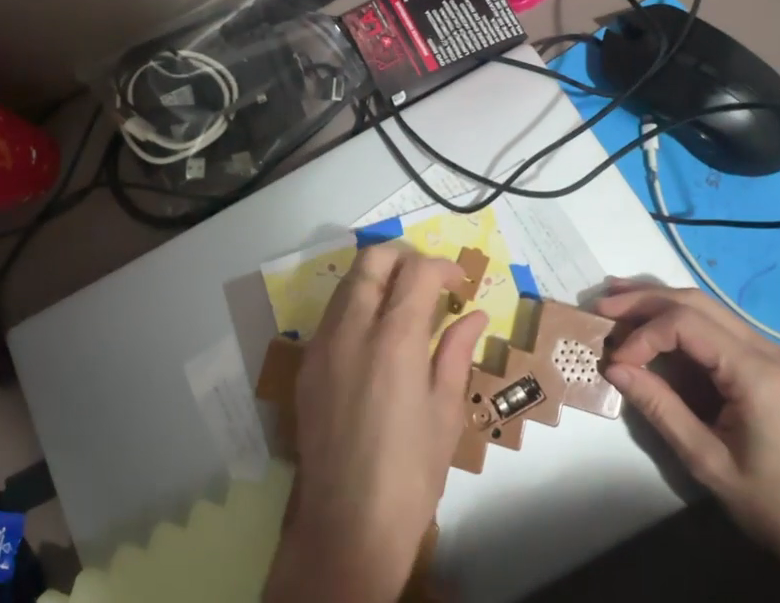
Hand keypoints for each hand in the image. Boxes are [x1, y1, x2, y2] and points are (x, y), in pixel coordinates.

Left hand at [264, 247, 487, 602]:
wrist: (348, 522)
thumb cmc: (411, 472)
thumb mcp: (446, 412)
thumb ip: (455, 353)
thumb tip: (473, 316)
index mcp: (395, 339)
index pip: (417, 271)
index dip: (443, 267)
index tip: (460, 283)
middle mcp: (352, 329)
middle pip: (372, 261)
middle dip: (403, 258)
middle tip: (429, 281)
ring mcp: (322, 345)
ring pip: (346, 284)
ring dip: (376, 279)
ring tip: (404, 305)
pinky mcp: (306, 366)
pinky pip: (331, 316)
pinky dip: (355, 307)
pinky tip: (375, 337)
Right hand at [597, 283, 779, 589]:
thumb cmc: (777, 505)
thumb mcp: (708, 462)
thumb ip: (660, 408)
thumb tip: (614, 367)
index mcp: (756, 373)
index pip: (685, 325)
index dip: (642, 335)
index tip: (614, 361)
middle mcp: (767, 351)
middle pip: (696, 303)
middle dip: (645, 300)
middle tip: (602, 305)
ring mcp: (774, 356)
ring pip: (708, 308)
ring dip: (661, 303)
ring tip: (618, 301)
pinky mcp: (772, 368)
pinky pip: (720, 329)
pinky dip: (682, 321)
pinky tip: (656, 325)